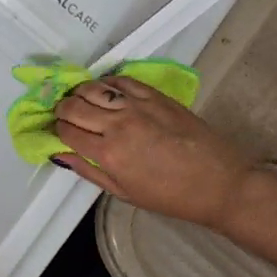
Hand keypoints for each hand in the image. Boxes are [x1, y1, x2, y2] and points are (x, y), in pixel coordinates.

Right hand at [51, 76, 258, 228]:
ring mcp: (138, 106)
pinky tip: (104, 90)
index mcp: (108, 153)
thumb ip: (89, 170)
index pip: (67, 131)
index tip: (58, 131)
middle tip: (64, 115)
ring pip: (93, 88)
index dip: (57, 130)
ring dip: (80, 93)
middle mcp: (118, 124)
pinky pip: (121, 81)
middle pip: (74, 106)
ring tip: (80, 100)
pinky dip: (106, 83)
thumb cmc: (169, 196)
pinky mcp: (155, 95)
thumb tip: (60, 155)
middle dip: (63, 109)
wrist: (218, 182)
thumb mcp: (124, 192)